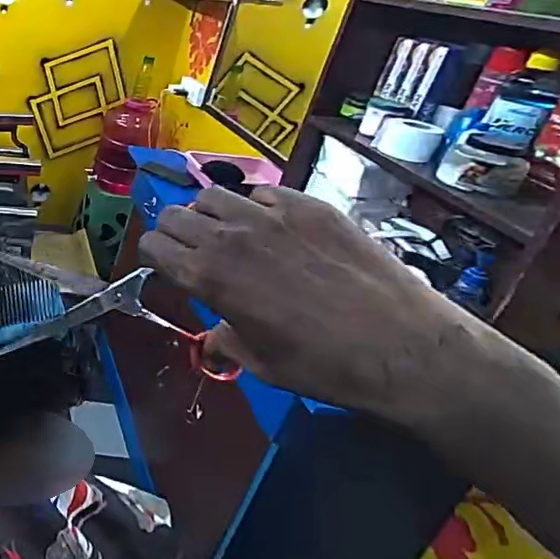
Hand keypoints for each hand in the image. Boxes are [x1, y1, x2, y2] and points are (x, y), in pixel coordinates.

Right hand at [139, 186, 496, 425]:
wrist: (406, 348)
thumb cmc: (325, 366)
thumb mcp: (260, 363)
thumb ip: (225, 340)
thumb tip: (214, 337)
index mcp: (208, 277)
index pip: (153, 244)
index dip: (154, 255)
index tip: (166, 266)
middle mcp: (229, 238)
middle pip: (174, 215)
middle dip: (175, 232)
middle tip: (194, 251)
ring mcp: (270, 215)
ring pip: (212, 195)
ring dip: (210, 214)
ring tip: (232, 233)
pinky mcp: (307, 205)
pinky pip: (261, 193)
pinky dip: (256, 206)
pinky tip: (276, 228)